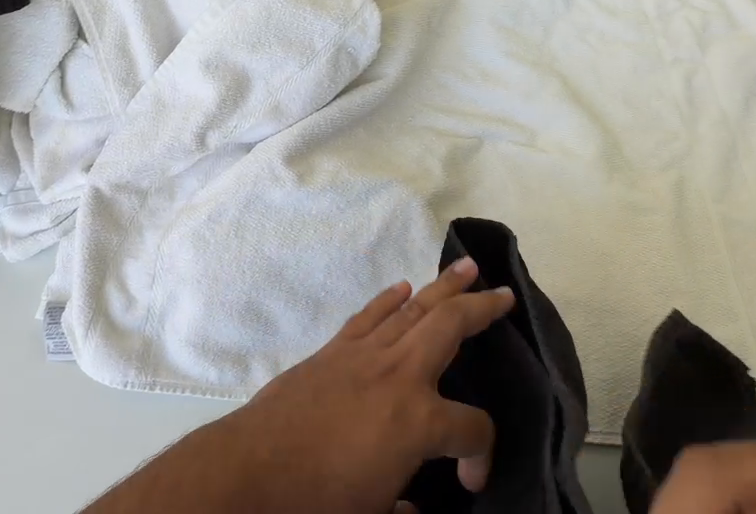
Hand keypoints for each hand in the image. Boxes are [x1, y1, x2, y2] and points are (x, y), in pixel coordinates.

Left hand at [220, 257, 516, 513]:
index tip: (469, 481)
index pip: (474, 429)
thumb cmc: (317, 501)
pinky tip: (403, 287)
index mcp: (419, 422)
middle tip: (505, 294)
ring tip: (466, 266)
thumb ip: (407, 512)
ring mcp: (365, 354)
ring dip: (443, 286)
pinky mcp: (334, 350)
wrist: (249, 472)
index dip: (482, 457)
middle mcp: (399, 374)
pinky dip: (388, 298)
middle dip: (483, 308)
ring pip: (414, 308)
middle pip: (452, 327)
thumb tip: (417, 509)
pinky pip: (369, 315)